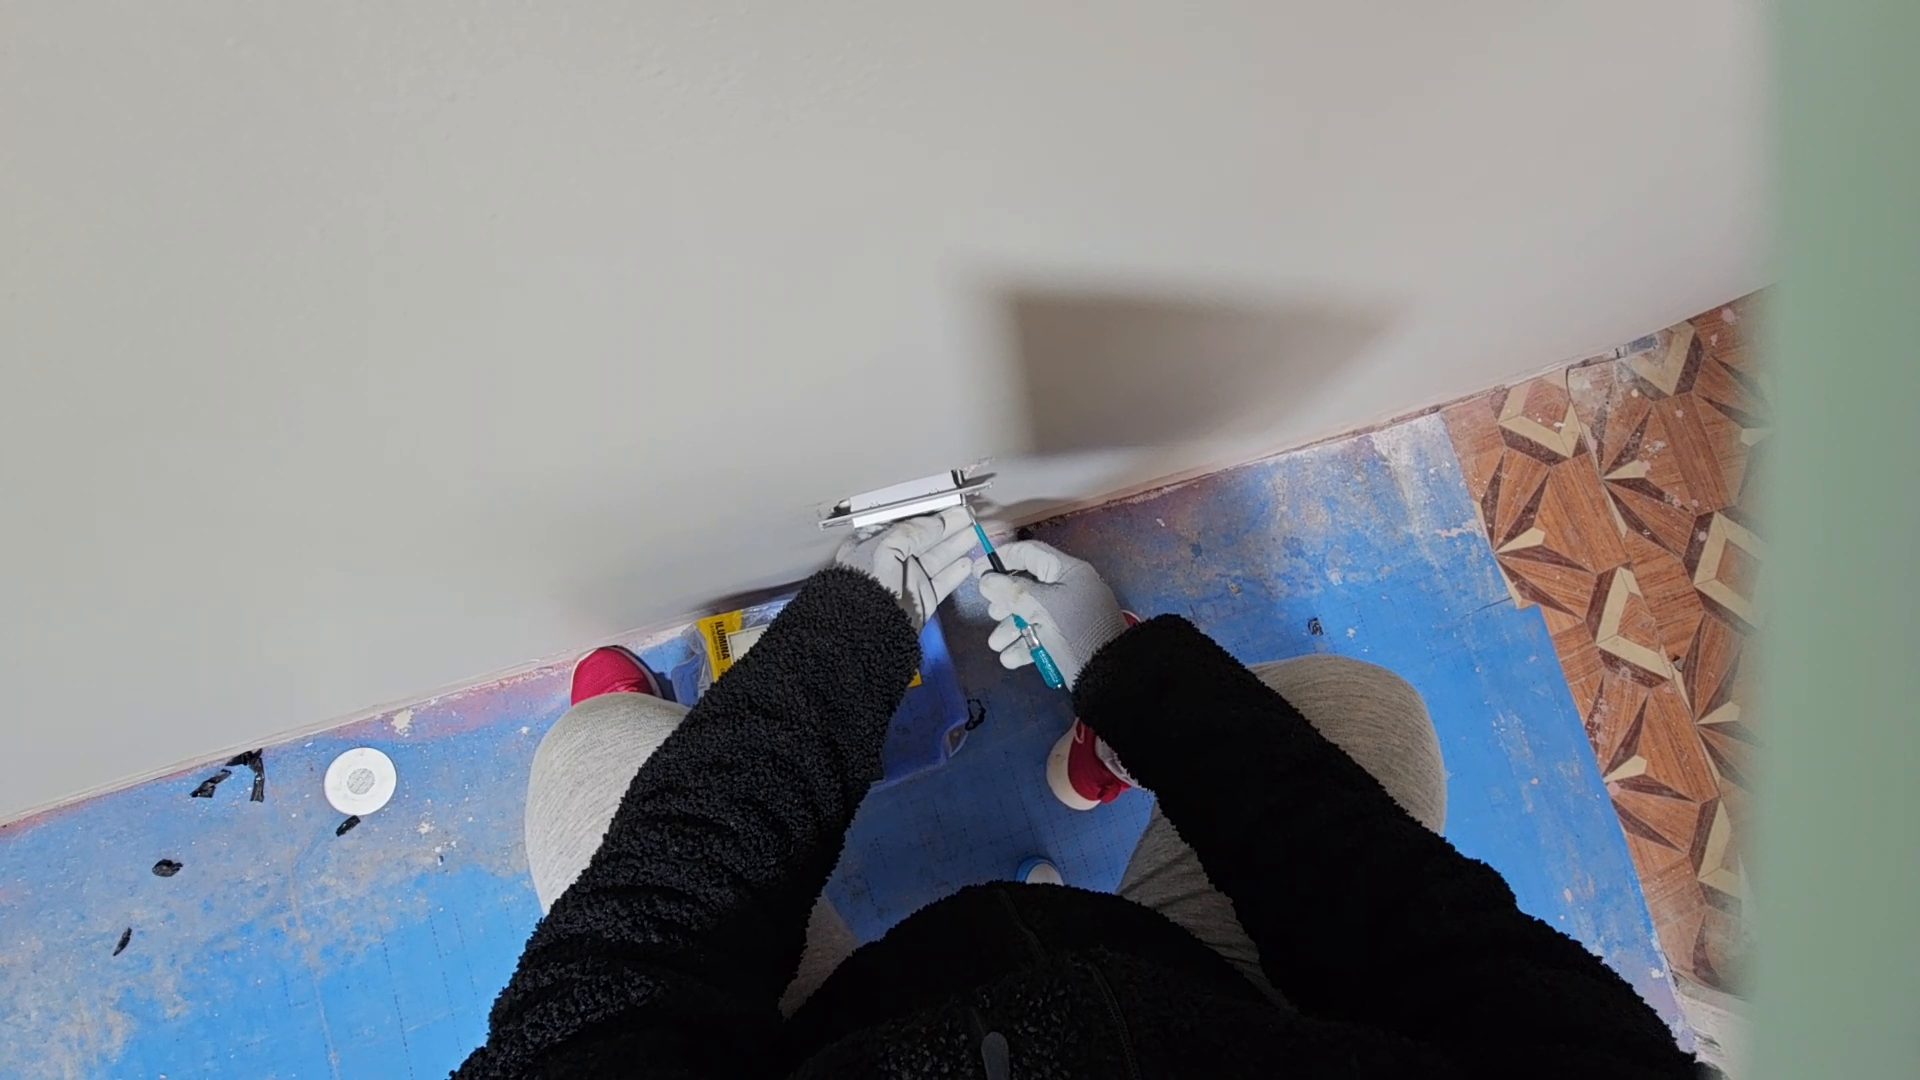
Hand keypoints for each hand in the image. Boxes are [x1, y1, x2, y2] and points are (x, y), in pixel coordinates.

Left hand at [834, 506, 978, 628]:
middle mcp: (893, 560)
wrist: (870, 629)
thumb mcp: (885, 548)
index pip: (908, 524)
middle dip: (949, 528)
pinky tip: (967, 562)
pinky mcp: (922, 598)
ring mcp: (909, 580)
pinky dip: (956, 572)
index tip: (951, 508)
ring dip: (957, 545)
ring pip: (938, 558)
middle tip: (970, 517)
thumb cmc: (868, 585)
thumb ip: (912, 532)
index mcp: (876, 544)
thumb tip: (936, 523)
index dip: (931, 515)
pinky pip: (943, 581)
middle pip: (927, 539)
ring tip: (975, 533)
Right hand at [975, 540, 1128, 688]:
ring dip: (1009, 628)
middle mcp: (1066, 589)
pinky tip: (1010, 658)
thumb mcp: (1043, 607)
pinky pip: (1037, 635)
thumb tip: (986, 580)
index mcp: (1067, 572)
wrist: (1108, 676)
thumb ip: (1012, 591)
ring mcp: (1065, 615)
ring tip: (997, 643)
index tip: (977, 570)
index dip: (1001, 558)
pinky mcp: (1063, 639)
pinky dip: (1022, 645)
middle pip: (1025, 586)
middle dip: (1004, 601)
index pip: (1030, 553)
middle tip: (992, 613)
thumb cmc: (1075, 631)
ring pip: (1028, 614)